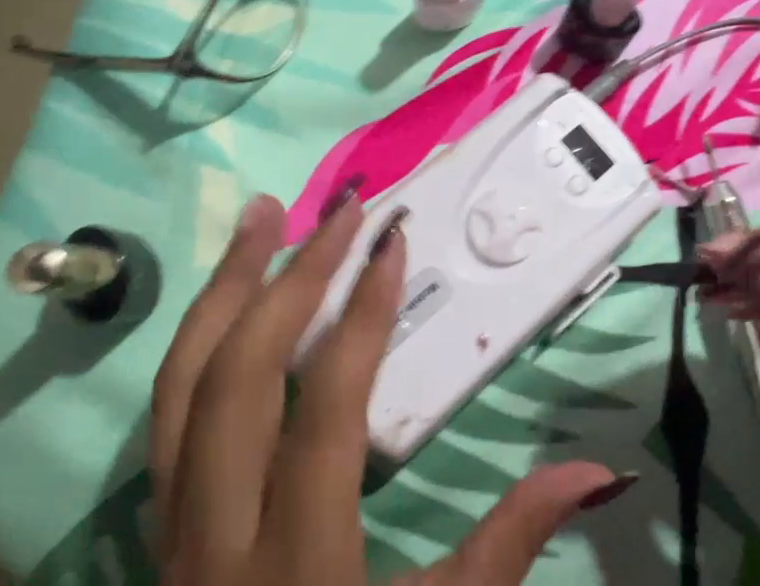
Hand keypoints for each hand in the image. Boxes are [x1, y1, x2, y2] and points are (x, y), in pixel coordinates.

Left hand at [151, 190, 638, 584]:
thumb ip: (509, 544)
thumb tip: (599, 473)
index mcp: (298, 558)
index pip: (326, 408)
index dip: (361, 318)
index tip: (393, 242)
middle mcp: (218, 531)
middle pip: (239, 378)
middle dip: (293, 278)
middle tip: (341, 209)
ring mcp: (173, 526)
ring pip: (181, 385)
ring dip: (226, 290)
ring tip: (262, 214)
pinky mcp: (160, 525)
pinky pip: (168, 415)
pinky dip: (199, 340)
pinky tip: (228, 299)